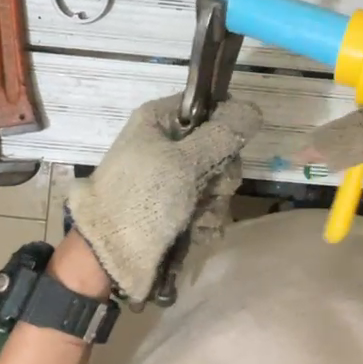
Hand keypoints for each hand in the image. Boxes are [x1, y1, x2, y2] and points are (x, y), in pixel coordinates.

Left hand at [66, 94, 262, 300]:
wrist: (109, 256)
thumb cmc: (141, 197)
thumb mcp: (182, 161)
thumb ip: (222, 135)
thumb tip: (253, 109)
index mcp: (160, 122)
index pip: (207, 107)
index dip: (224, 123)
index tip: (230, 144)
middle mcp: (169, 147)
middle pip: (221, 149)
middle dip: (221, 174)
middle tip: (208, 186)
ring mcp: (175, 181)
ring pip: (220, 183)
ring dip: (213, 203)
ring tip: (193, 217)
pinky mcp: (181, 210)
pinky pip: (211, 209)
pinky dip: (205, 222)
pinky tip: (192, 232)